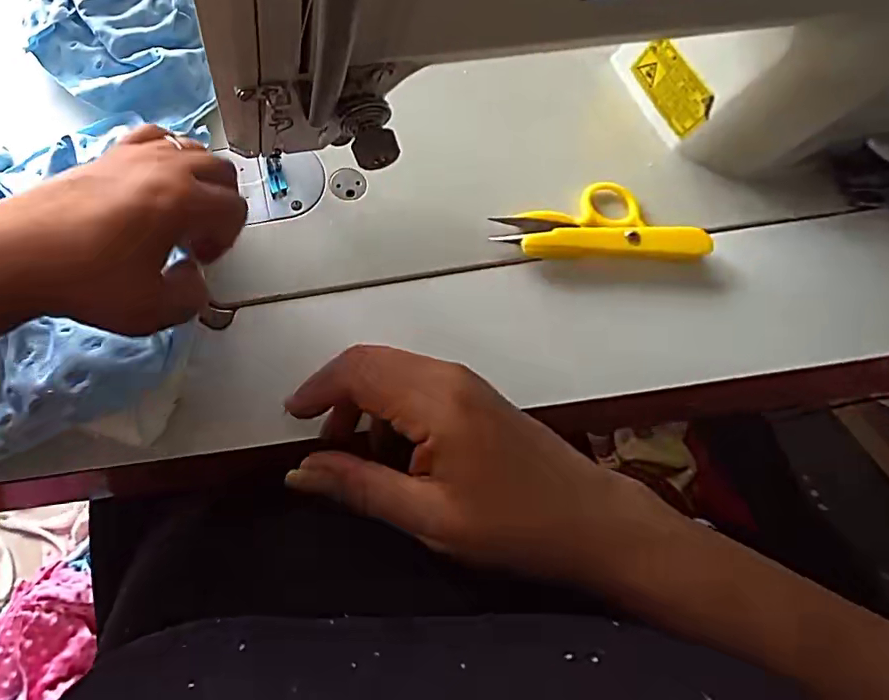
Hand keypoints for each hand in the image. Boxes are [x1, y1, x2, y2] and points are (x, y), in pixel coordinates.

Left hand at [0, 125, 246, 335]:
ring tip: (177, 209)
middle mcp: (165, 167)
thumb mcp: (150, 310)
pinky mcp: (108, 153)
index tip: (201, 258)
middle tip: (196, 236)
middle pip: (220, 170)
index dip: (227, 238)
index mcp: (183, 200)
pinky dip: (165, 153)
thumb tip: (193, 278)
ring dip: (197, 178)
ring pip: (190, 148)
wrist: (18, 253)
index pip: (234, 208)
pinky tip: (150, 178)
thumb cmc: (84, 279)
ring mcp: (134, 154)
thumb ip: (189, 298)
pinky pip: (152, 137)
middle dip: (220, 204)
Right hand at [283, 345, 680, 587]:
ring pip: (387, 368)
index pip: (356, 372)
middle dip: (335, 395)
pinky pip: (409, 380)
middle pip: (367, 360)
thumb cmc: (516, 527)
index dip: (316, 390)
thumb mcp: (429, 518)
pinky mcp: (468, 390)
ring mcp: (459, 378)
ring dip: (360, 401)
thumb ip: (358, 488)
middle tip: (324, 446)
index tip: (293, 417)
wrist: (596, 523)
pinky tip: (393, 449)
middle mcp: (444, 375)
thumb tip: (300, 473)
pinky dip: (385, 404)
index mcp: (433, 400)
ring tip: (358, 455)